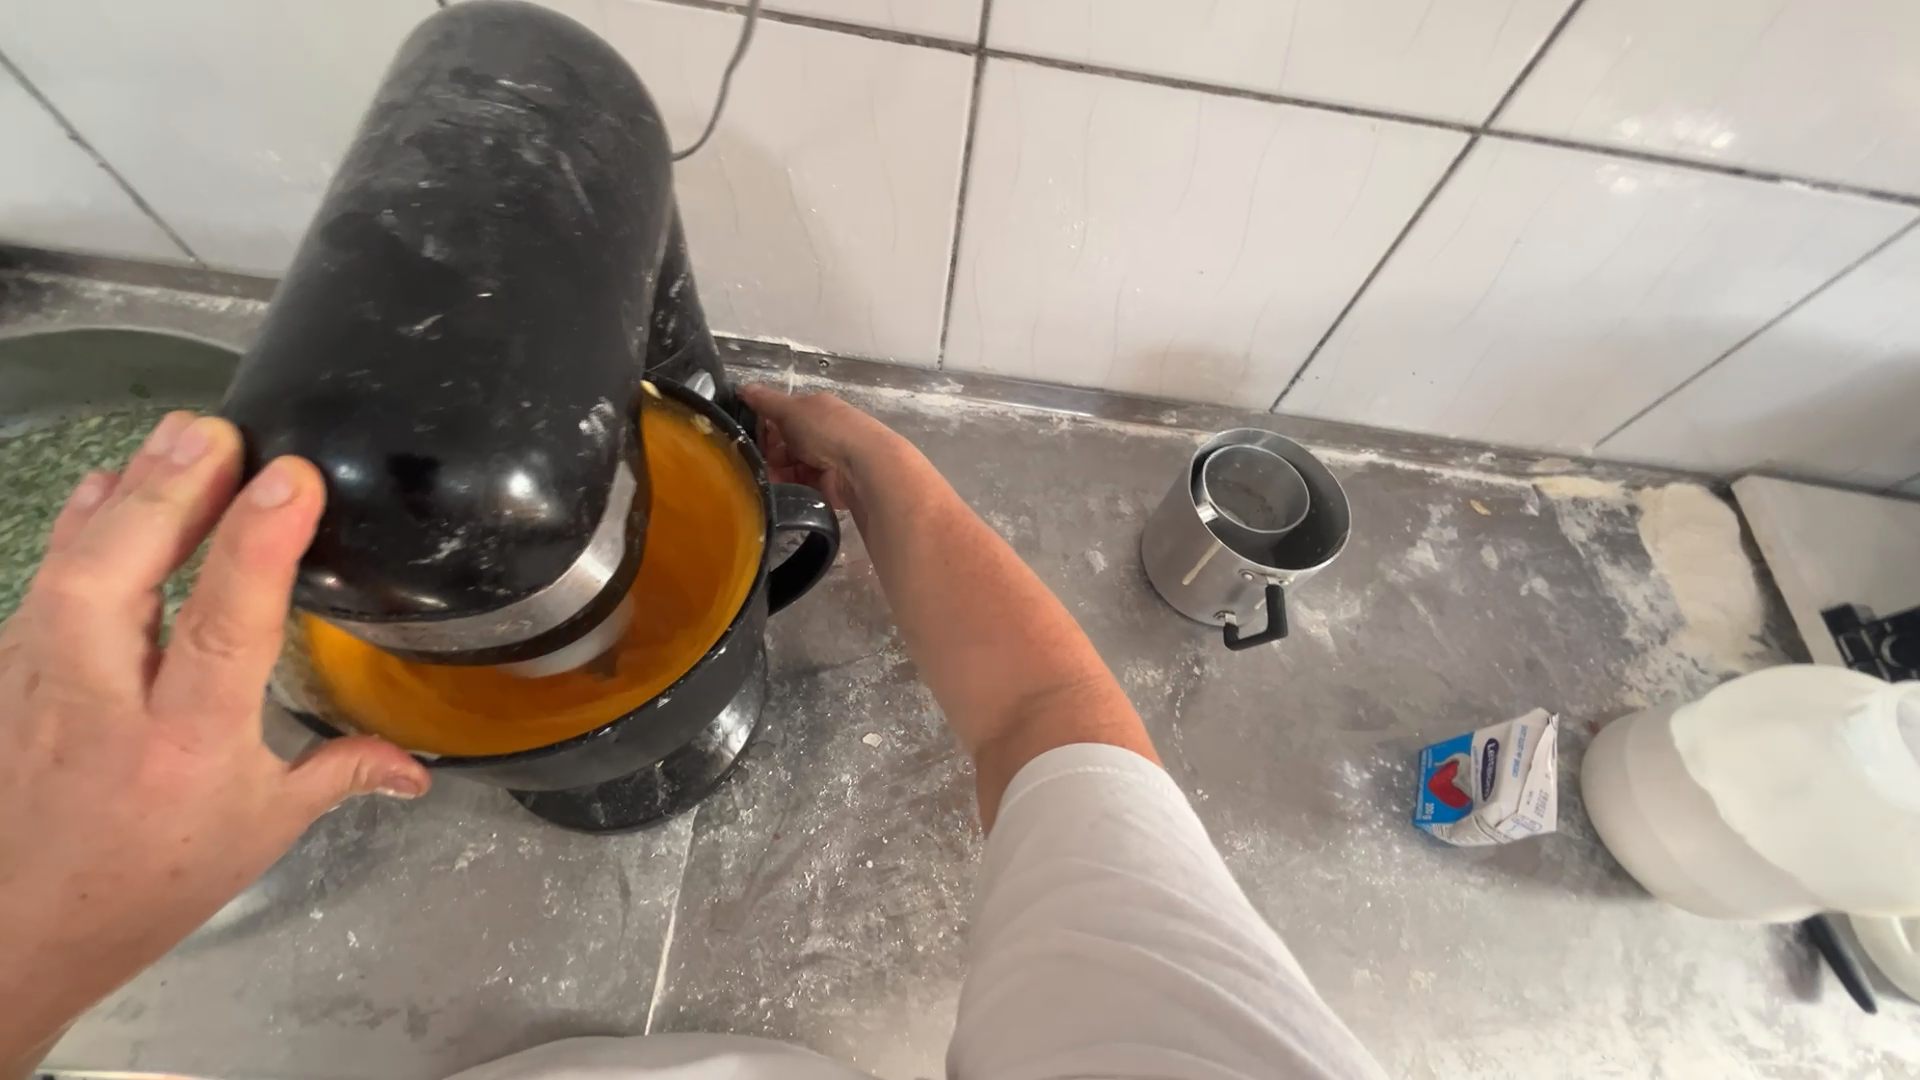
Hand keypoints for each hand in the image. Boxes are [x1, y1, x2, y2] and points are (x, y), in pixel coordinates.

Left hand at [0, 412, 429, 1074]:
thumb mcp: (266, 831)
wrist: (8, 944)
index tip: (289, 482)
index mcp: (188, 744)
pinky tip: (105, 486)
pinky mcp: (7, 683)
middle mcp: (103, 707)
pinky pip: (39, 589)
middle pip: (116, 585)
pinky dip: (75, 528)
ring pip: (65, 576)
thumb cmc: (153, 882)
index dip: (256, 548)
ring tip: (173, 435)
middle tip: (214, 430)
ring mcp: (39, 690)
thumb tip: (420, 768)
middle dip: (166, 499)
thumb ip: (345, 775)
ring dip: (122, 498)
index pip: (224, 629)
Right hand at [738, 383, 894, 512]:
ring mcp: (827, 461)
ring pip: (791, 467)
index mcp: (816, 410)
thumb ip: (765, 401)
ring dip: (776, 472)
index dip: (764, 425)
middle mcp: (823, 433)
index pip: (783, 416)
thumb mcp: (791, 409)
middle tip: (753, 460)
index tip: (748, 435)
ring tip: (764, 478)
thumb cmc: (826, 429)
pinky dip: (789, 488)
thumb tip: (742, 387)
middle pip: (786, 444)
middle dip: (768, 452)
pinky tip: (778, 491)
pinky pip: (801, 486)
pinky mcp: (828, 486)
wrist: (863, 466)